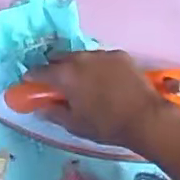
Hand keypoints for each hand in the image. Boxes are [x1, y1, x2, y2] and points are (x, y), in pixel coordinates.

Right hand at [29, 49, 179, 149]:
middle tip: (59, 84)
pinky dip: (98, 66)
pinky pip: (101, 58)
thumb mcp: (75, 125)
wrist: (147, 119)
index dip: (32, 77)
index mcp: (64, 75)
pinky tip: (106, 80)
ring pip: (80, 56)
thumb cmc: (106, 125)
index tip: (31, 83)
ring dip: (77, 66)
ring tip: (85, 81)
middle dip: (54, 68)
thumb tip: (40, 107)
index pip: (39, 71)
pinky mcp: (119, 55)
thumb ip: (53, 113)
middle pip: (58, 58)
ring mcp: (100, 54)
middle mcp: (79, 58)